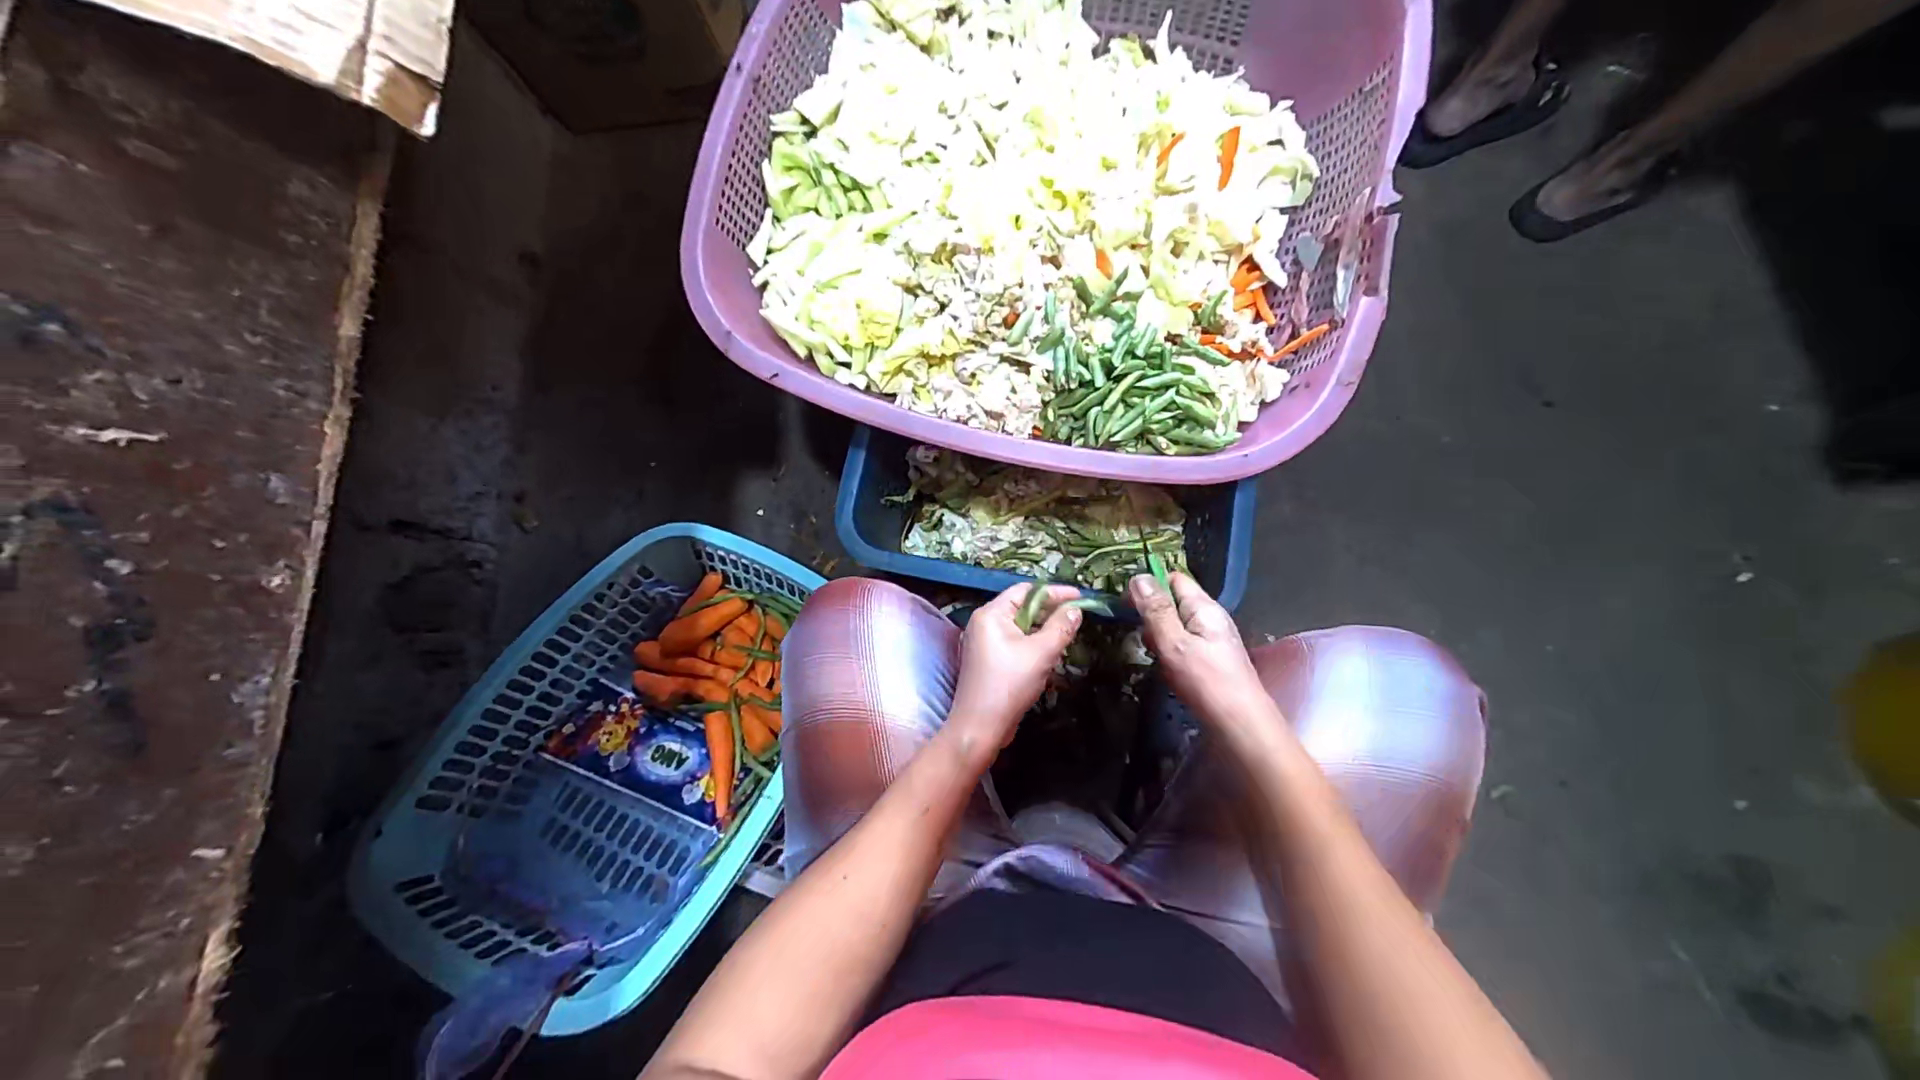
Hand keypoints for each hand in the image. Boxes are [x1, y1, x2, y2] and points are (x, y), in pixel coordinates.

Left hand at [946, 583, 1084, 759]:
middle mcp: (983, 623)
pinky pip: (1014, 643)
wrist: (979, 727)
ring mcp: (983, 642)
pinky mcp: (987, 660)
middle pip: (1022, 607)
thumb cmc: (1009, 684)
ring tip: (1066, 637)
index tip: (1080, 596)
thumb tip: (1075, 609)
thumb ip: (1061, 627)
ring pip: (1020, 627)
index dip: (1054, 592)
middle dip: (1050, 612)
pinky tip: (1049, 656)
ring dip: (1043, 631)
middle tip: (1076, 617)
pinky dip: (1032, 645)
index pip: (1025, 590)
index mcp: (991, 614)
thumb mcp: (1041, 653)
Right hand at [1130, 572, 1275, 736]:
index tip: (1125, 603)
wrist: (1241, 728)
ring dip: (1159, 638)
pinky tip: (1167, 671)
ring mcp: (1212, 640)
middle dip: (1151, 616)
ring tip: (1156, 658)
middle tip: (1142, 637)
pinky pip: (1182, 646)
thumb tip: (1138, 577)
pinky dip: (1170, 654)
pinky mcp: (1211, 661)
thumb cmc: (1207, 682)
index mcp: (1204, 607)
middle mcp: (1210, 618)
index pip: (1173, 579)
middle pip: (1173, 602)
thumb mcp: (1174, 643)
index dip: (1148, 585)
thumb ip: (1156, 611)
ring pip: (1175, 627)